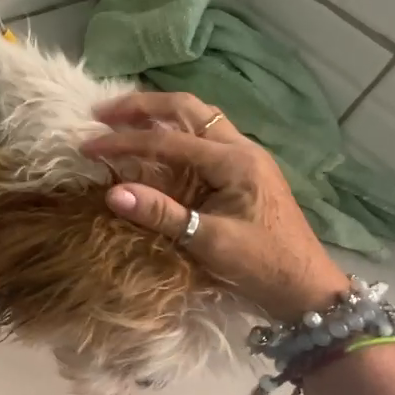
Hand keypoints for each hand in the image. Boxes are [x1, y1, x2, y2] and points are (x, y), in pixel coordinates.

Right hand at [83, 91, 349, 321]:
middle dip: (140, 106)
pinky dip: (170, 128)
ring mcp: (244, 156)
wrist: (308, 288)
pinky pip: (201, 133)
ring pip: (195, 115)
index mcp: (235, 162)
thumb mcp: (209, 242)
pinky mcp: (241, 168)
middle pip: (185, 108)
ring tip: (120, 117)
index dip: (123, 142)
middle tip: (101, 113)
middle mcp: (241, 148)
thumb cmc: (262, 265)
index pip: (167, 141)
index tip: (86, 147)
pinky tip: (152, 137)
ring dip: (156, 112)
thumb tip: (112, 192)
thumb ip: (161, 214)